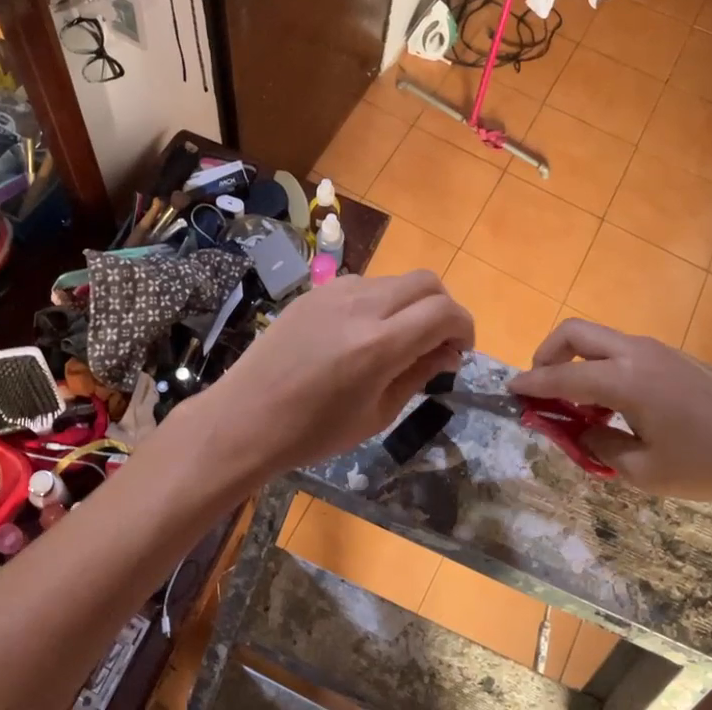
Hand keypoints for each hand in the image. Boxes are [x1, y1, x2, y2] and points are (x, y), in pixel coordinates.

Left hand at [191, 272, 472, 476]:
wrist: (246, 417)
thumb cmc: (314, 432)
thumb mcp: (378, 414)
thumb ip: (419, 373)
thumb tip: (449, 350)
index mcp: (380, 344)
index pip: (445, 311)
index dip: (464, 327)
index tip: (460, 351)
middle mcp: (361, 305)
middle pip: (426, 281)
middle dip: (443, 308)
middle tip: (437, 343)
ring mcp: (334, 292)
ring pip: (394, 280)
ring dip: (410, 304)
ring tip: (397, 341)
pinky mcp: (315, 291)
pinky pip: (363, 284)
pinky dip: (379, 302)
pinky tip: (362, 334)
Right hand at [508, 318, 711, 504]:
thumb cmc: (709, 466)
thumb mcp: (645, 472)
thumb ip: (600, 447)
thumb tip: (579, 430)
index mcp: (624, 381)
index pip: (560, 377)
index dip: (530, 383)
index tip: (509, 389)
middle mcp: (635, 354)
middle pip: (574, 332)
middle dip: (547, 353)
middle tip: (541, 386)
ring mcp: (658, 350)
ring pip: (600, 340)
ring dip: (578, 361)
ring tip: (581, 405)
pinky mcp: (676, 357)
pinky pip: (624, 351)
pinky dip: (604, 367)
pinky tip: (618, 406)